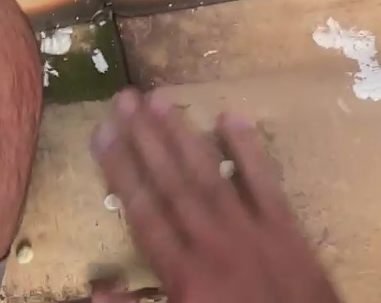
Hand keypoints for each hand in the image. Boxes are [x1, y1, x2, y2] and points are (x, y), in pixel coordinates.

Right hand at [91, 88, 339, 302]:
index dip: (119, 168)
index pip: (143, 210)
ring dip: (182, 135)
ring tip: (160, 98)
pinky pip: (265, 184)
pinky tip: (229, 116)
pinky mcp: (287, 231)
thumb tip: (92, 290)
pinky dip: (248, 150)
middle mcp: (212, 244)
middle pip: (171, 183)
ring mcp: (251, 233)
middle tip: (125, 98)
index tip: (101, 130)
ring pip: (208, 174)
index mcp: (185, 274)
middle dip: (145, 138)